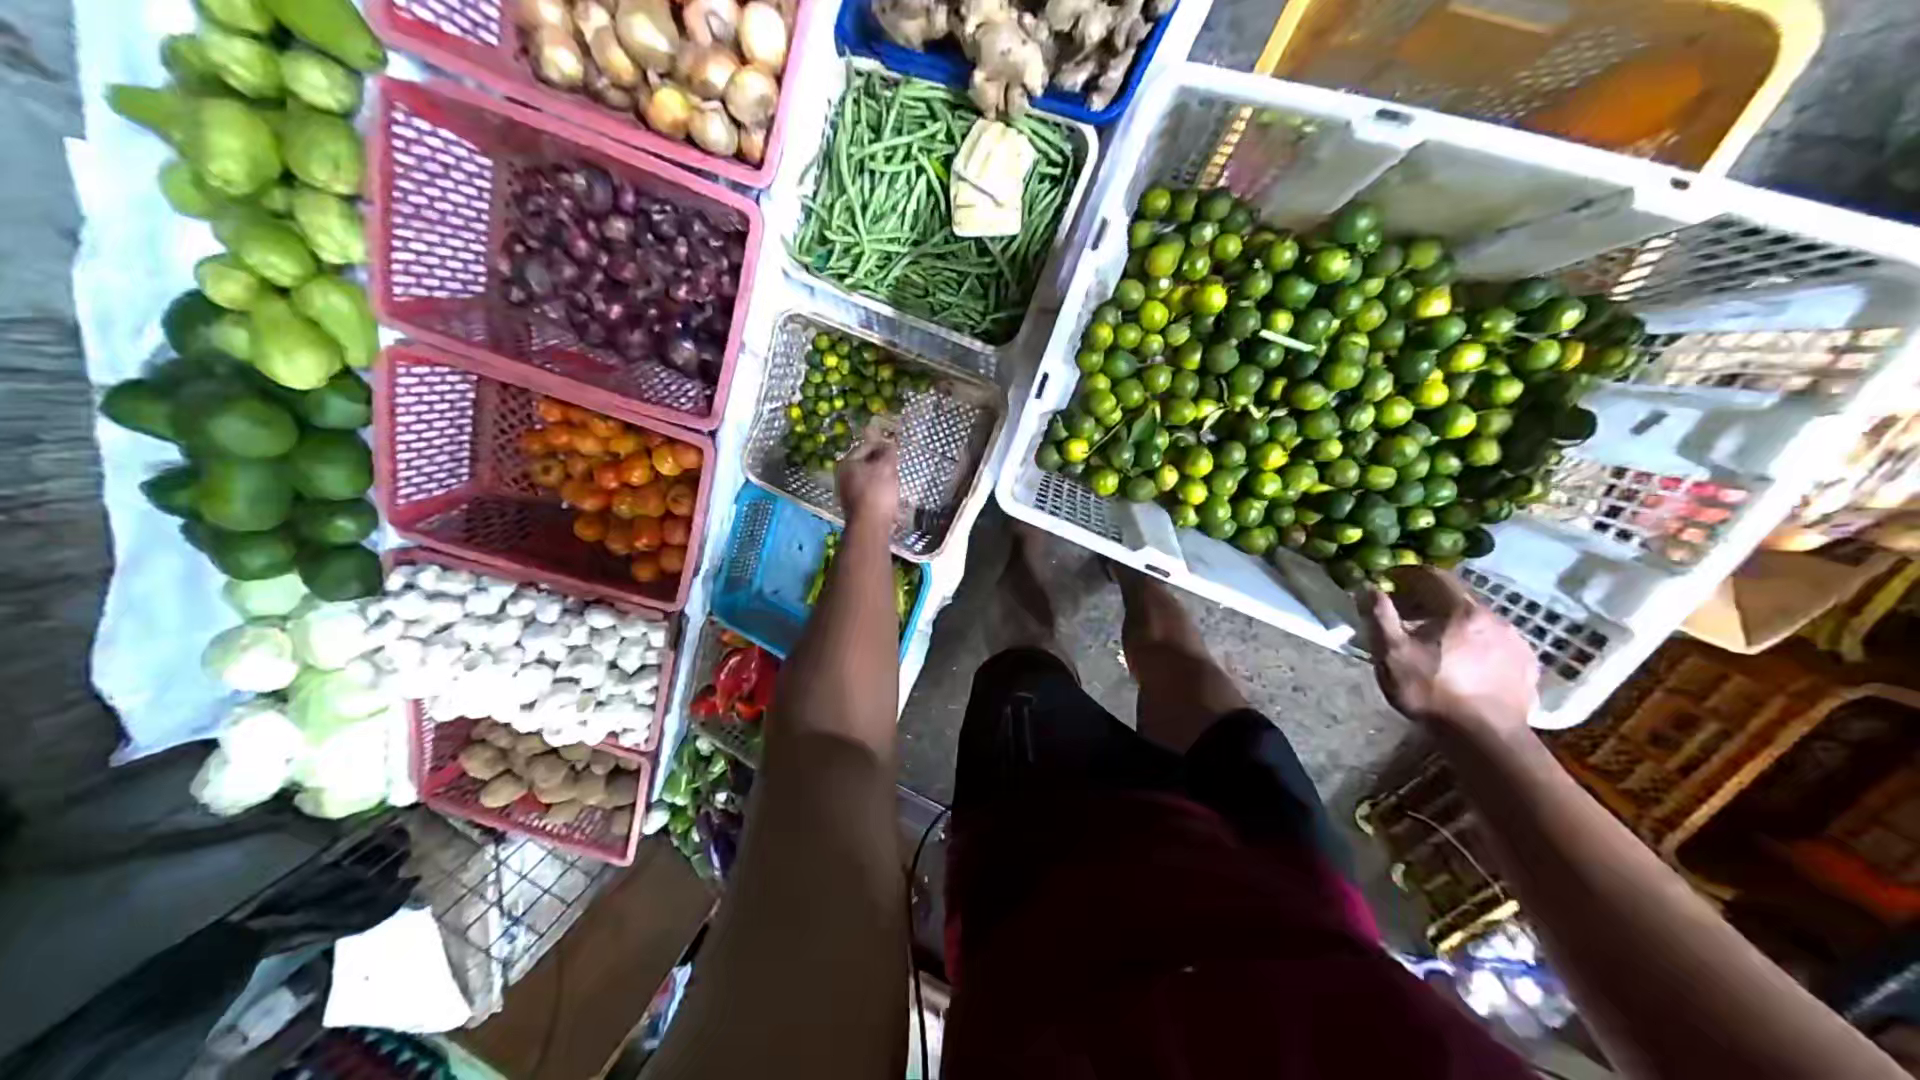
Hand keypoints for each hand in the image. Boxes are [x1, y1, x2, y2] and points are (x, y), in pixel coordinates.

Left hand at [835, 436, 898, 531]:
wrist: (870, 525)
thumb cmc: (877, 492)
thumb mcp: (886, 467)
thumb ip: (888, 452)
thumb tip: (889, 444)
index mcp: (847, 463)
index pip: (866, 446)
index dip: (881, 445)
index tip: (895, 448)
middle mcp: (842, 476)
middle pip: (864, 462)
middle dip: (880, 461)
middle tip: (895, 463)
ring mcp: (845, 492)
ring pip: (865, 477)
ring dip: (879, 476)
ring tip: (893, 478)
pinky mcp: (853, 505)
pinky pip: (866, 491)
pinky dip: (876, 489)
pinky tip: (887, 494)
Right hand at [1359, 566, 1538, 735]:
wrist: (1485, 737)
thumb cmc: (1431, 691)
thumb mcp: (1392, 654)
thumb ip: (1378, 616)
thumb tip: (1368, 587)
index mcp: (1461, 610)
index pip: (1434, 576)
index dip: (1408, 574)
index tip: (1389, 581)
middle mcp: (1494, 618)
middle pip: (1457, 598)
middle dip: (1429, 600)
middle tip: (1406, 614)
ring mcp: (1516, 642)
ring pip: (1478, 621)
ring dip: (1455, 623)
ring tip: (1435, 642)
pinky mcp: (1527, 665)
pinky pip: (1496, 643)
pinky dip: (1476, 644)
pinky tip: (1464, 663)